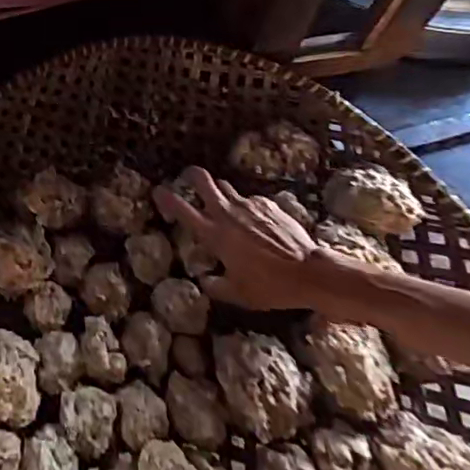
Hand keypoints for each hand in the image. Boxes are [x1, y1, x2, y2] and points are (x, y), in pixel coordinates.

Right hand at [153, 166, 327, 310]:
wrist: (311, 273)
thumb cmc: (271, 287)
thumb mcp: (240, 295)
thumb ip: (217, 287)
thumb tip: (205, 282)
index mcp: (214, 234)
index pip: (180, 207)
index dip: (165, 197)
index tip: (159, 192)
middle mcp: (226, 213)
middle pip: (201, 178)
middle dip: (191, 175)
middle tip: (188, 180)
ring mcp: (247, 205)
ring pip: (224, 186)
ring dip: (219, 192)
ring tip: (224, 206)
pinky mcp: (267, 203)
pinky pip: (249, 199)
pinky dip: (247, 208)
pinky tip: (257, 224)